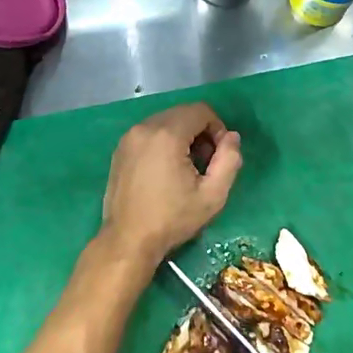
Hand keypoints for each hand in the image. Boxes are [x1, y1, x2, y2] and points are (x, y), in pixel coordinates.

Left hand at [98, 102, 241, 266]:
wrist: (128, 242)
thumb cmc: (172, 219)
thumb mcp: (213, 195)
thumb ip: (229, 160)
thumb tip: (231, 137)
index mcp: (167, 134)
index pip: (201, 110)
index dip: (217, 128)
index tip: (219, 155)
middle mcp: (145, 128)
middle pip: (183, 113)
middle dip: (200, 131)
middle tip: (205, 162)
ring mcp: (129, 137)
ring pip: (166, 121)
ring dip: (183, 136)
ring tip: (187, 168)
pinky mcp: (120, 149)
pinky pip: (150, 133)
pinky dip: (164, 141)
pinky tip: (167, 170)